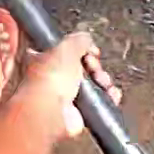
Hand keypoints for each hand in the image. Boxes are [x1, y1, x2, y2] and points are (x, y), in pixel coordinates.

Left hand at [6, 32, 121, 142]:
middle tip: (94, 68)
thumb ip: (78, 40)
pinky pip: (98, 102)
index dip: (81, 50)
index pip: (65, 51)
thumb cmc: (51, 76)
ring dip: (103, 81)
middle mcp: (51, 78)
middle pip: (82, 67)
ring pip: (92, 84)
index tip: (90, 51)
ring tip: (103, 82)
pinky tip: (111, 95)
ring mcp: (64, 96)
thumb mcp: (66, 47)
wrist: (51, 111)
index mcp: (41, 60)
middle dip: (95, 66)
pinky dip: (108, 98)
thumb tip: (87, 40)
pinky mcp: (78, 113)